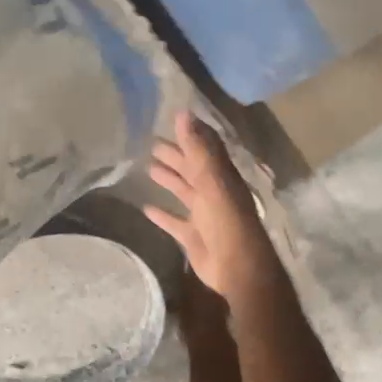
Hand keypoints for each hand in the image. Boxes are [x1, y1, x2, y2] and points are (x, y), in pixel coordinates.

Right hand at [144, 113, 284, 305]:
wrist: (236, 266)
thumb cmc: (227, 221)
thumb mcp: (212, 181)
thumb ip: (198, 149)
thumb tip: (183, 114)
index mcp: (221, 176)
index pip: (206, 148)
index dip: (191, 133)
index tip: (173, 118)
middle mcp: (214, 192)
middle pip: (192, 168)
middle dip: (175, 155)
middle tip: (152, 143)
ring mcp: (203, 215)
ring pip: (183, 191)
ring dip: (169, 179)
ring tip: (148, 167)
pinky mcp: (193, 236)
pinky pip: (175, 221)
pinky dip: (162, 215)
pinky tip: (146, 208)